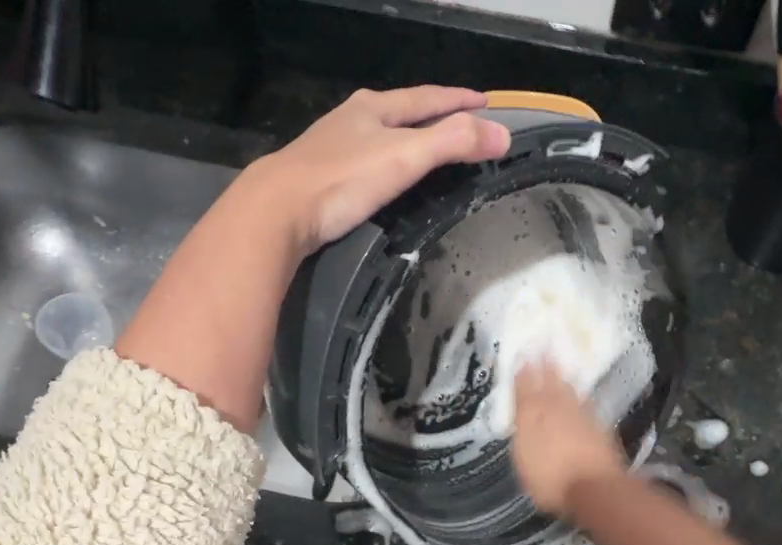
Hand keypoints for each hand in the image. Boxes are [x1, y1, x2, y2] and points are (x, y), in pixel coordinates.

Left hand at [243, 86, 511, 255]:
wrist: (279, 209)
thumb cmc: (344, 180)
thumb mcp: (405, 157)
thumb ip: (453, 144)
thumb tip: (502, 134)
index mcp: (375, 108)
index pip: (427, 98)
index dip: (459, 101)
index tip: (485, 102)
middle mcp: (352, 119)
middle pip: (402, 111)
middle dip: (432, 115)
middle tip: (460, 122)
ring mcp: (333, 146)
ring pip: (379, 135)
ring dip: (406, 138)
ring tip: (425, 148)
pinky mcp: (321, 176)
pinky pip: (364, 161)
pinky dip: (384, 163)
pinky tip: (381, 176)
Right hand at [512, 362, 628, 518]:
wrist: (595, 488)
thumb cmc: (551, 476)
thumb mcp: (525, 452)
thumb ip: (523, 422)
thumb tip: (522, 400)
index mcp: (536, 413)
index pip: (527, 386)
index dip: (524, 370)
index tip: (523, 352)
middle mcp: (560, 409)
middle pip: (551, 382)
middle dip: (546, 364)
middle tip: (545, 345)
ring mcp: (584, 418)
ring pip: (570, 390)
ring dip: (563, 376)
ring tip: (560, 364)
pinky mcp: (600, 430)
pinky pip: (585, 404)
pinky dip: (579, 396)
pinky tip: (580, 396)